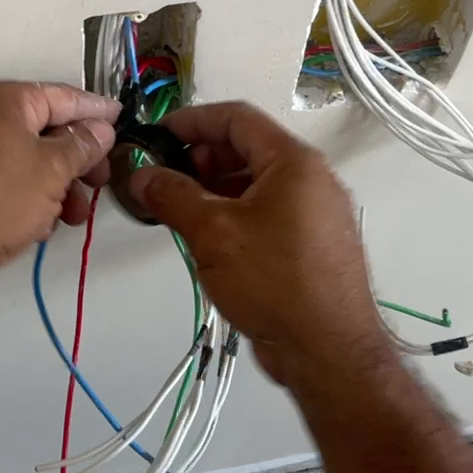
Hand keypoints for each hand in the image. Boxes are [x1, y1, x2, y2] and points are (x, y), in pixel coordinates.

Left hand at [0, 82, 119, 314]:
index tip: (121, 118)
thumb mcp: (53, 170)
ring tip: (73, 216)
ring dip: (58, 186)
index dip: (95, 109)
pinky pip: (7, 182)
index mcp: (2, 101)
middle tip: (100, 182)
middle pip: (45, 131)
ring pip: (28, 161)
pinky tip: (42, 225)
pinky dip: (30, 198)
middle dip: (78, 159)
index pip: (61, 96)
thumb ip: (82, 145)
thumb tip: (100, 129)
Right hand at [130, 101, 381, 384]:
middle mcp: (311, 179)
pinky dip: (233, 212)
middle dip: (199, 158)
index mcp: (294, 162)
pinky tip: (206, 236)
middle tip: (163, 178)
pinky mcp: (312, 244)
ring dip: (212, 188)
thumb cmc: (275, 283)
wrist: (330, 355)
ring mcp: (315, 213)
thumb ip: (172, 195)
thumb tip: (142, 176)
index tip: (158, 135)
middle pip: (246, 148)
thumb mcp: (212, 233)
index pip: (237, 118)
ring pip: (254, 182)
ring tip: (178, 209)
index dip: (192, 121)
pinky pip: (266, 211)